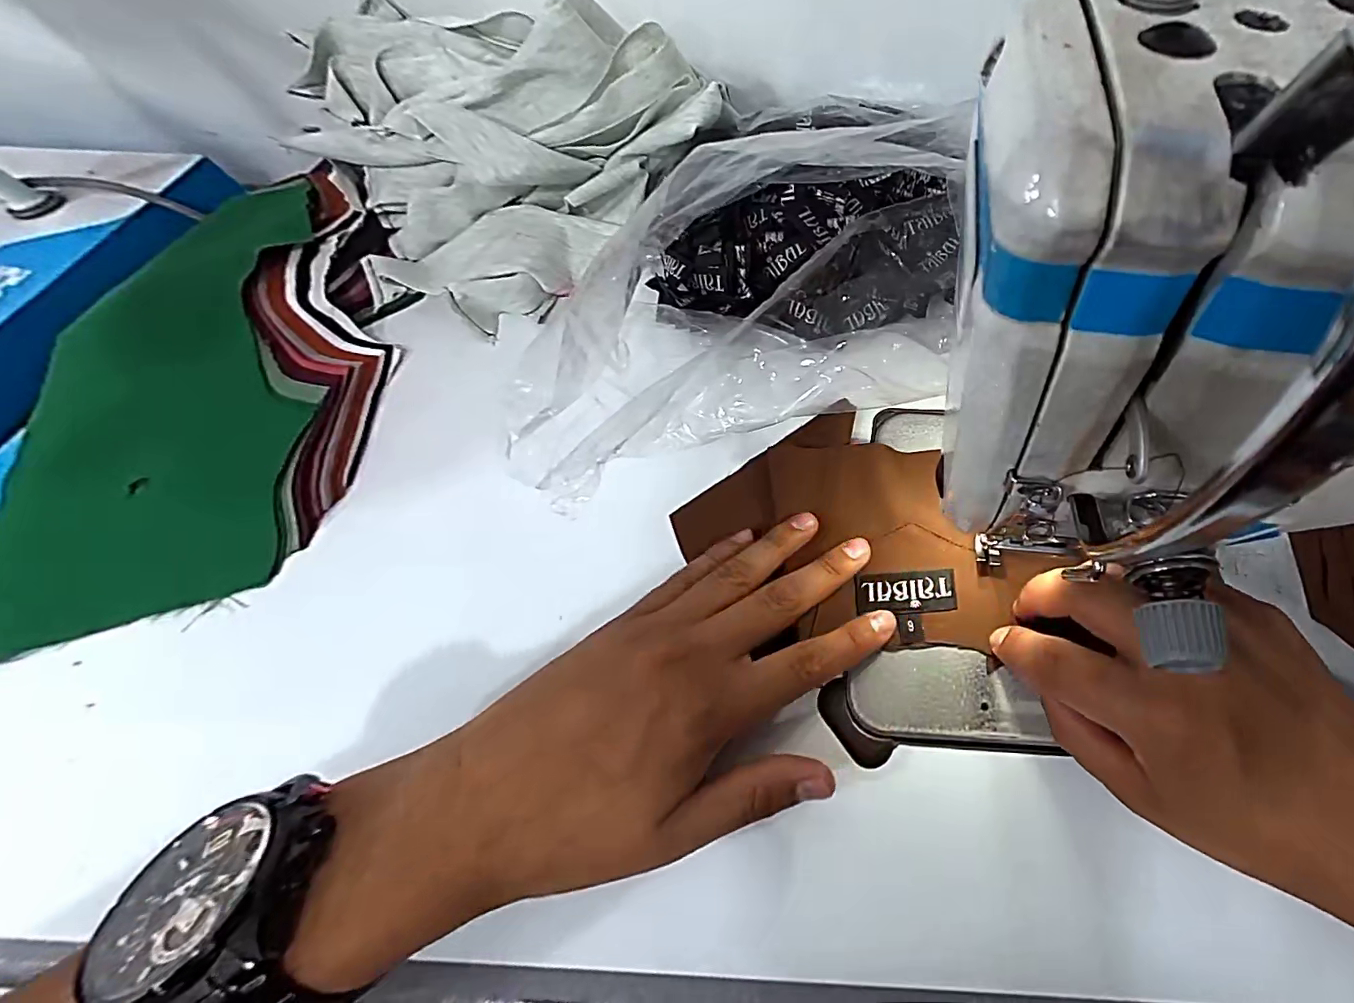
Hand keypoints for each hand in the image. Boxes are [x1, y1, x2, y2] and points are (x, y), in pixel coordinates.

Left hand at [283, 515, 893, 989]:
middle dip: (823, 572)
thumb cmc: (575, 828)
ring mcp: (654, 631)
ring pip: (731, 577)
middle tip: (859, 545)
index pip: (802, 665)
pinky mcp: (622, 625)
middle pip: (774, 603)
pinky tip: (739, 541)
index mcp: (711, 708)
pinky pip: (681, 579)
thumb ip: (751, 796)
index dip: (849, 641)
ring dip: (775, 548)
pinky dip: (716, 556)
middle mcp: (690, 656)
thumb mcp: (672, 832)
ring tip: (808, 522)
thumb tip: (820, 778)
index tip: (882, 618)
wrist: (471, 805)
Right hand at [990, 570, 1353, 896]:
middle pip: (1084, 593)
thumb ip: (1081, 732)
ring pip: (1128, 575)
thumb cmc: (1255, 817)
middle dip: (1041, 593)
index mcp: (1152, 711)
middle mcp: (1184, 654)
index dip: (1019, 645)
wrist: (1349, 804)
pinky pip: (1179, 585)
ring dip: (1091, 586)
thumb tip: (1048, 685)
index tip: (1009, 641)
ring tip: (1083, 609)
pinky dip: (1150, 596)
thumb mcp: (1145, 795)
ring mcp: (1220, 622)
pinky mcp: (1250, 609)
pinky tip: (1152, 622)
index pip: (1055, 658)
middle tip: (1032, 608)